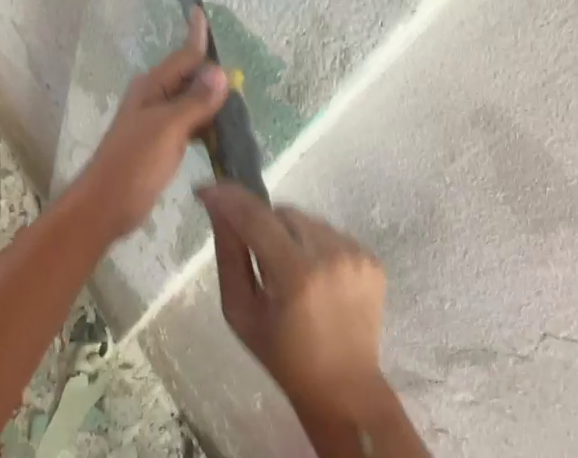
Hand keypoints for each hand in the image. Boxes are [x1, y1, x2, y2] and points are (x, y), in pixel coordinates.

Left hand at [70, 8, 227, 238]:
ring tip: (239, 101)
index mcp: (152, 87)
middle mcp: (153, 98)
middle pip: (189, 76)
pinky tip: (223, 131)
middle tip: (240, 73)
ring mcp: (156, 120)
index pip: (183, 56)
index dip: (195, 35)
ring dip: (212, 100)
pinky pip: (189, 123)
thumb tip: (221, 71)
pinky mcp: (161, 142)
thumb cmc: (134, 163)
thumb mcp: (168, 129)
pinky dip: (207, 123)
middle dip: (212, 72)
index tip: (200, 11)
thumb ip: (195, 101)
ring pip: (190, 101)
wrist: (107, 204)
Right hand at [198, 183, 388, 419]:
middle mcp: (330, 256)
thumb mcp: (240, 310)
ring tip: (286, 269)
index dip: (227, 197)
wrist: (344, 387)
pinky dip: (313, 245)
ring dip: (288, 233)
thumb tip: (217, 209)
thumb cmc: (283, 355)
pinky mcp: (371, 259)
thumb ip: (228, 255)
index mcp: (295, 274)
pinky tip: (313, 277)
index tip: (205, 190)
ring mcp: (356, 255)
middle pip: (281, 212)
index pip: (255, 216)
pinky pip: (329, 232)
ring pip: (306, 219)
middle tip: (255, 254)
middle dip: (261, 224)